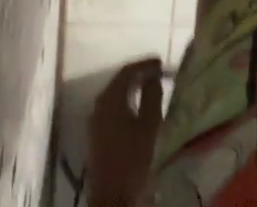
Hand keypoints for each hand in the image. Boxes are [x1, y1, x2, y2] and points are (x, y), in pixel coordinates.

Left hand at [85, 58, 165, 206]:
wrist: (111, 195)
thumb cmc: (133, 158)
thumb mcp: (149, 125)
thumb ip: (152, 96)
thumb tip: (153, 78)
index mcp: (110, 98)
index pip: (127, 71)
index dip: (145, 64)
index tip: (161, 62)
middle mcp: (98, 104)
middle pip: (119, 82)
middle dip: (139, 75)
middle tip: (158, 73)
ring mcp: (95, 120)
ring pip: (115, 96)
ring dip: (132, 89)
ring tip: (151, 88)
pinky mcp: (96, 133)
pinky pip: (112, 108)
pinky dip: (126, 102)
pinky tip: (138, 109)